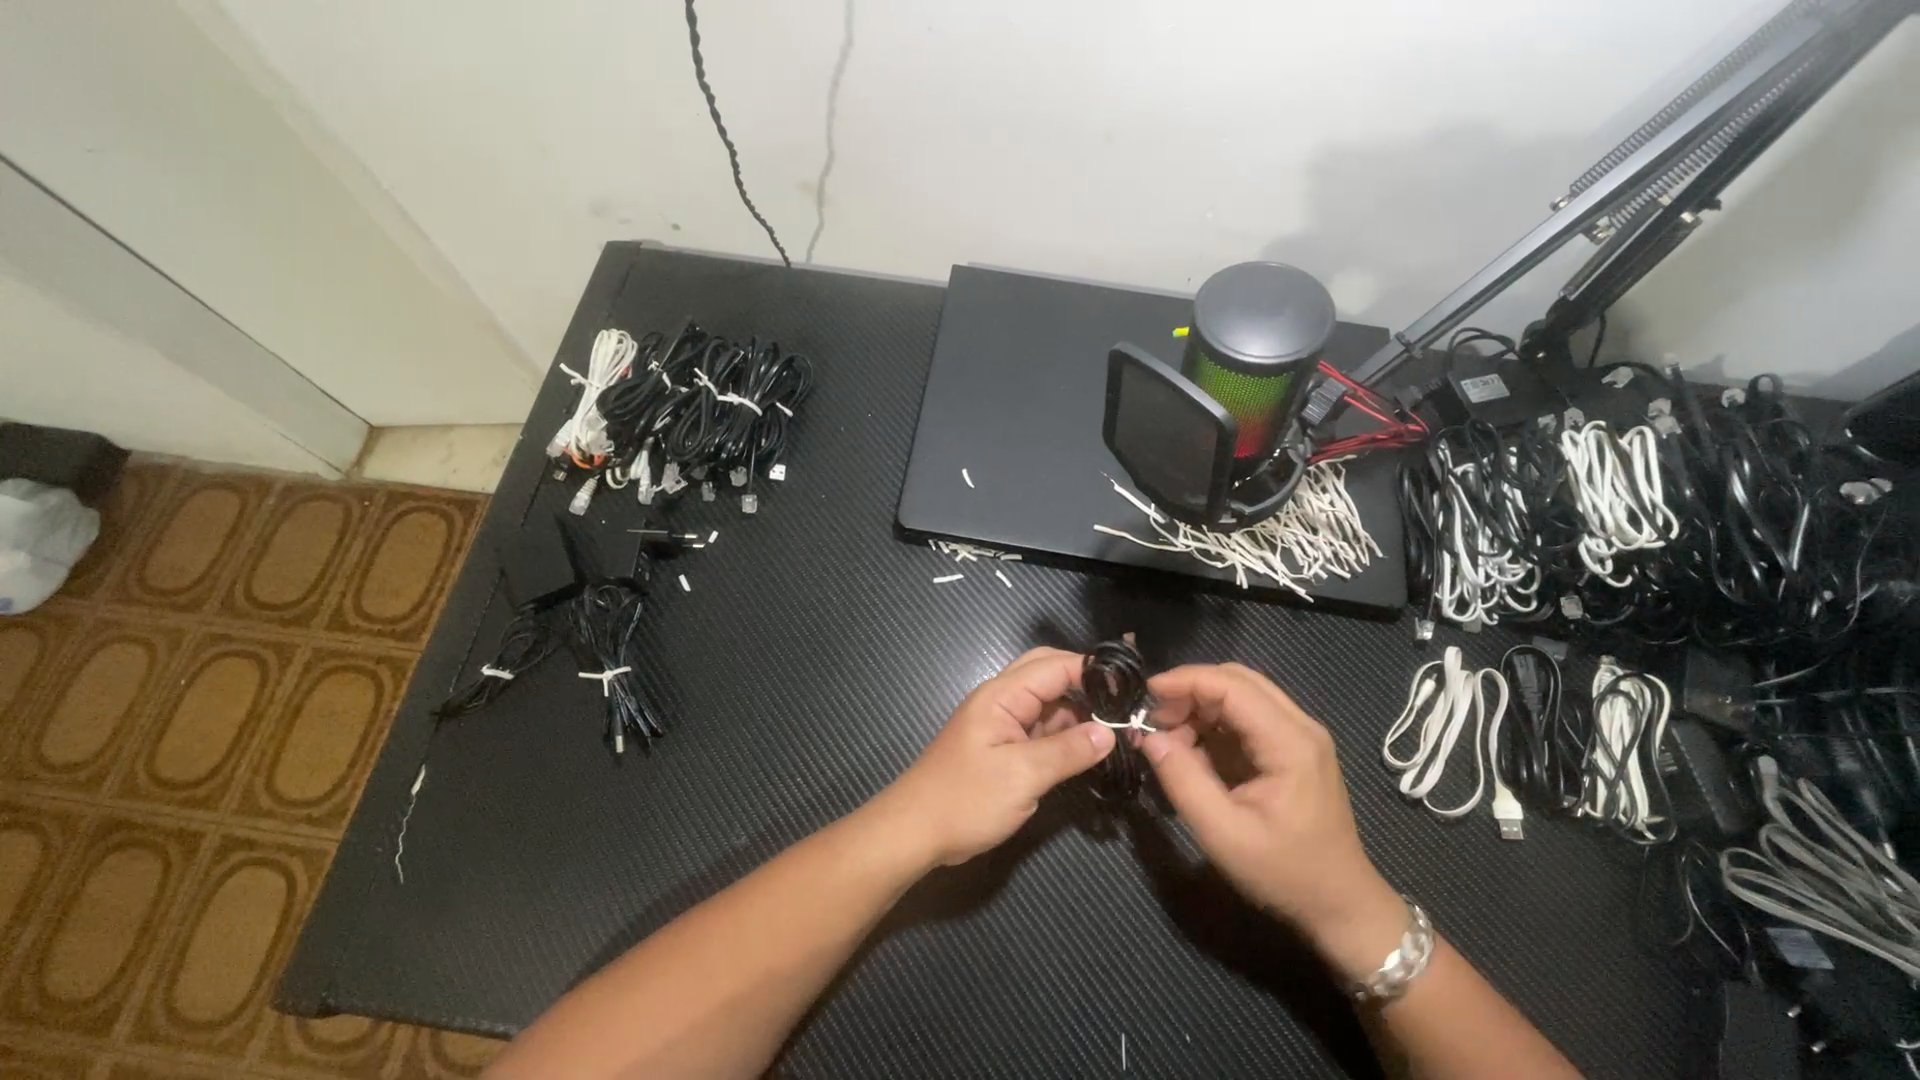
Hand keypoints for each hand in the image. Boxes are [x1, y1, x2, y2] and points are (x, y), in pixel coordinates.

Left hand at [870, 647, 1114, 866]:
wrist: (915, 833)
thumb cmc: (965, 800)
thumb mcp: (1022, 776)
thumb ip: (1068, 751)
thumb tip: (1109, 732)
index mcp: (1001, 695)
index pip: (1055, 665)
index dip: (1093, 670)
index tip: (1132, 687)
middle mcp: (1002, 701)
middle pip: (1050, 675)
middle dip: (1086, 685)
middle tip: (1124, 706)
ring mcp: (1001, 724)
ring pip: (1048, 704)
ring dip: (1078, 712)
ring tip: (1118, 729)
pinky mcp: (1003, 748)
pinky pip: (1040, 730)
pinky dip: (1064, 735)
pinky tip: (1090, 749)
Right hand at [1141, 663, 1406, 979]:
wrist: (1340, 905)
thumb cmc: (1284, 873)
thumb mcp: (1222, 833)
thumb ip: (1182, 780)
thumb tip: (1149, 738)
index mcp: (1290, 743)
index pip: (1232, 685)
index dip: (1185, 681)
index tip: (1145, 695)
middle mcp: (1301, 728)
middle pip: (1238, 680)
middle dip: (1191, 692)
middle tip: (1156, 723)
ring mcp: (1301, 737)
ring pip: (1243, 695)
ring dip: (1201, 708)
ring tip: (1171, 743)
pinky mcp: (1294, 750)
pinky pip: (1249, 718)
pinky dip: (1215, 724)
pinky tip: (1195, 753)